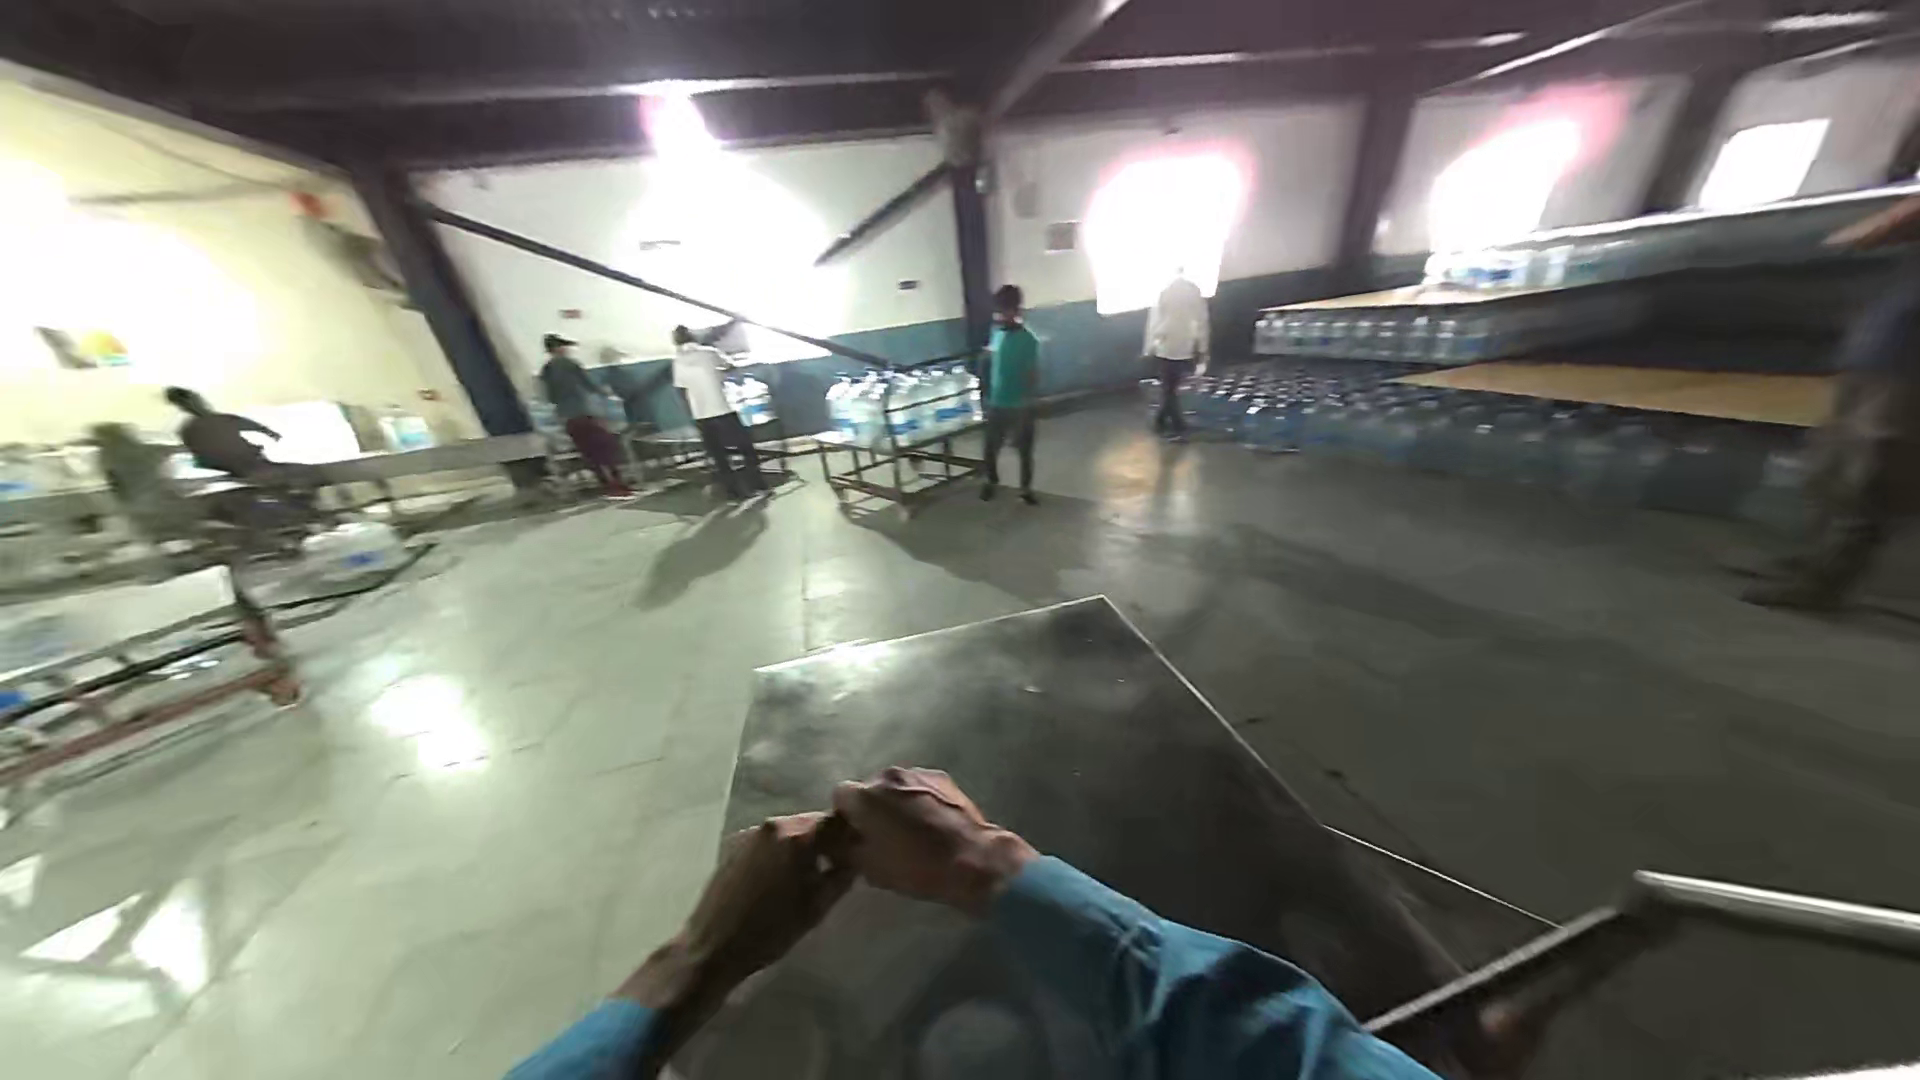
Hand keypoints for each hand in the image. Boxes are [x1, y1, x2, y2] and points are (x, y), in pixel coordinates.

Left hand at [618, 813, 851, 1010]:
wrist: (712, 948)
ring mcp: (753, 832)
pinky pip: (769, 838)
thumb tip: (854, 858)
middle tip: (832, 861)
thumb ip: (841, 876)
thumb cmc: (771, 931)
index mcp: (800, 837)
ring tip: (803, 872)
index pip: (837, 818)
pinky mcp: (735, 843)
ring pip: (790, 829)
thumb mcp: (816, 908)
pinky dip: (779, 849)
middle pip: (813, 821)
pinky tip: (776, 876)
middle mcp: (777, 825)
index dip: (851, 830)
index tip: (856, 847)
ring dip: (802, 843)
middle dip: (826, 837)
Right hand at [832, 767, 1036, 915]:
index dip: (845, 815)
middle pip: (870, 787)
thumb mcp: (870, 868)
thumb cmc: (915, 867)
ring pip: (895, 785)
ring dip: (895, 801)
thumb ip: (847, 848)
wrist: (970, 858)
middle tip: (881, 832)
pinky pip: (918, 785)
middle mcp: (888, 776)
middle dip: (871, 807)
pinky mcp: (940, 776)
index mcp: (866, 796)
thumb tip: (842, 840)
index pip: (841, 795)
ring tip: (909, 828)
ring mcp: (916, 772)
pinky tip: (930, 821)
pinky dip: (917, 798)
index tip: (854, 832)